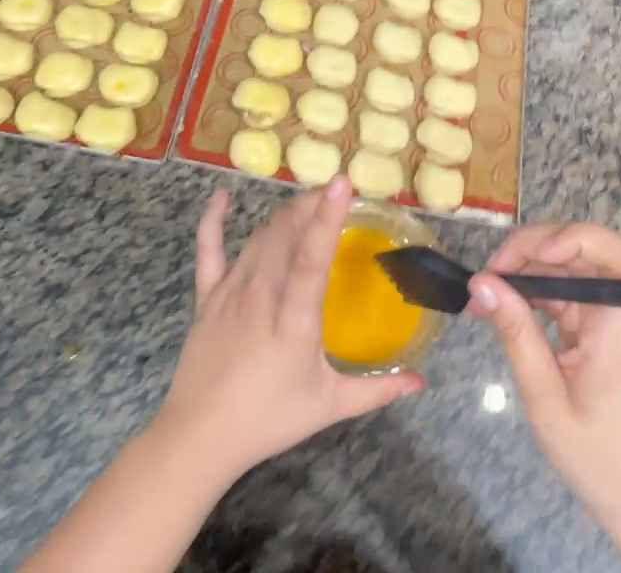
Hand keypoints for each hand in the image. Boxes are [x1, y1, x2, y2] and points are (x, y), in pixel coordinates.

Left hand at [148, 177, 424, 481]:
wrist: (199, 437)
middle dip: (310, 205)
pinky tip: (223, 197)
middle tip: (334, 193)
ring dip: (284, 214)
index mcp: (293, 321)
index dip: (326, 218)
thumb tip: (421, 381)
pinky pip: (208, 250)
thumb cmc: (268, 420)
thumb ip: (378, 391)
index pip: (311, 259)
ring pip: (259, 237)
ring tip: (308, 200)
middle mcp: (260, 296)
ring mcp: (229, 292)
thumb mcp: (329, 406)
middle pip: (285, 235)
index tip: (340, 184)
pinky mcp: (206, 297)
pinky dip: (213, 220)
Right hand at [467, 224, 620, 509]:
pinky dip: (534, 290)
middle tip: (490, 272)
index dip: (579, 239)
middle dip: (534, 249)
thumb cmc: (597, 454)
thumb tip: (483, 283)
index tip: (535, 255)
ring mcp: (612, 316)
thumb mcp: (545, 397)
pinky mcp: (600, 326)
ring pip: (572, 265)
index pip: (620, 257)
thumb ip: (516, 334)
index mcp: (620, 325)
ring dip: (528, 268)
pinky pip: (567, 290)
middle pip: (587, 251)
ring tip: (488, 289)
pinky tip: (504, 304)